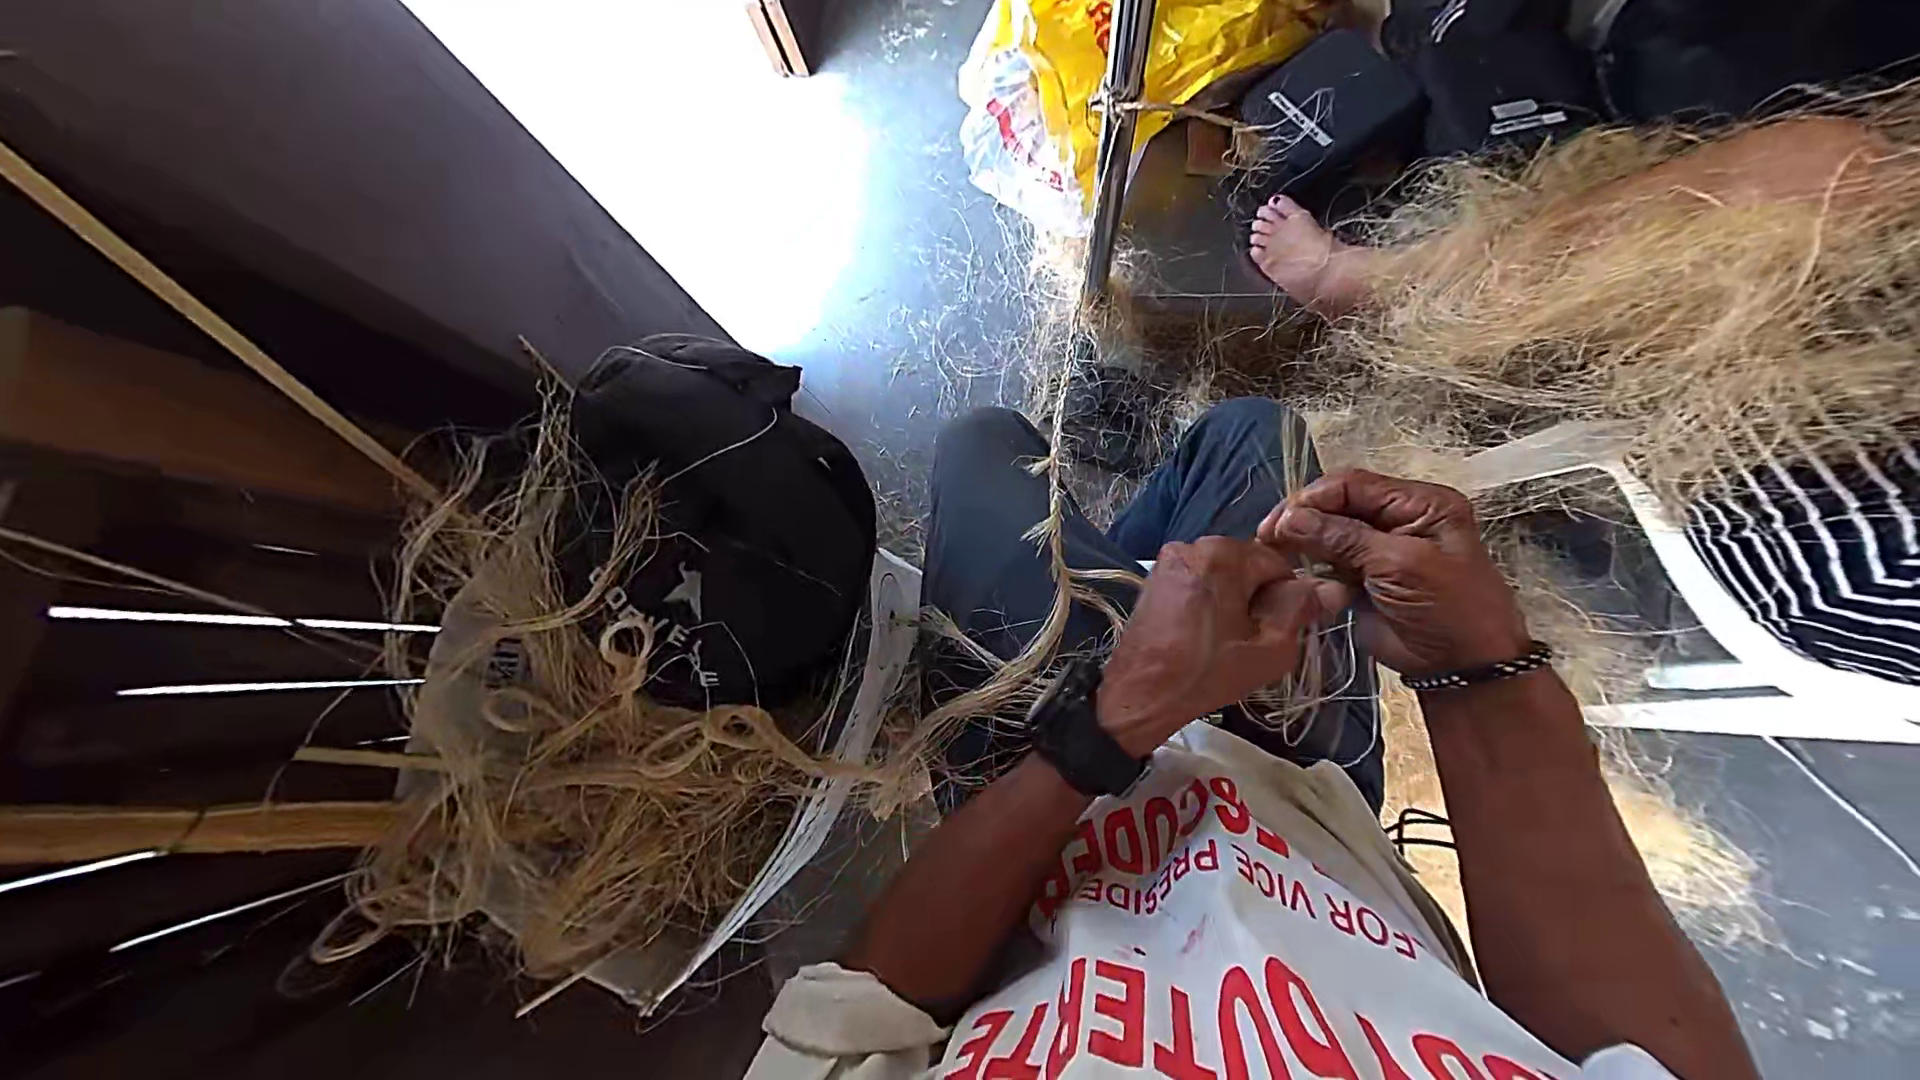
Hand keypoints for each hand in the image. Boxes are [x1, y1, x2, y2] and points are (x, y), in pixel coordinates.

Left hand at [1097, 537, 1349, 756]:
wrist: (1142, 691)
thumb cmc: (1208, 671)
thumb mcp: (1270, 647)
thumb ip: (1299, 610)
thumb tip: (1328, 586)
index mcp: (1222, 553)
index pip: (1278, 564)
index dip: (1286, 597)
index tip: (1277, 628)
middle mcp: (1192, 545)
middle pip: (1247, 566)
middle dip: (1256, 597)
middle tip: (1250, 637)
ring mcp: (1168, 560)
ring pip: (1221, 575)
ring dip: (1232, 600)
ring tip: (1225, 638)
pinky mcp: (1154, 578)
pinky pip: (1197, 582)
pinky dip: (1208, 601)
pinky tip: (1204, 632)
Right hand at [1256, 469, 1530, 679]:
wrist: (1458, 666)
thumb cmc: (1445, 607)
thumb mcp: (1399, 564)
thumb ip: (1342, 538)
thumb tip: (1286, 520)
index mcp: (1417, 503)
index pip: (1351, 485)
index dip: (1311, 499)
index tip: (1279, 523)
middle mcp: (1393, 518)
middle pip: (1332, 505)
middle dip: (1299, 519)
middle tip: (1267, 539)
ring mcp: (1373, 546)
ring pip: (1322, 531)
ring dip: (1297, 541)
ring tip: (1273, 554)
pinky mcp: (1356, 574)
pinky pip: (1321, 559)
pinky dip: (1304, 564)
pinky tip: (1290, 570)